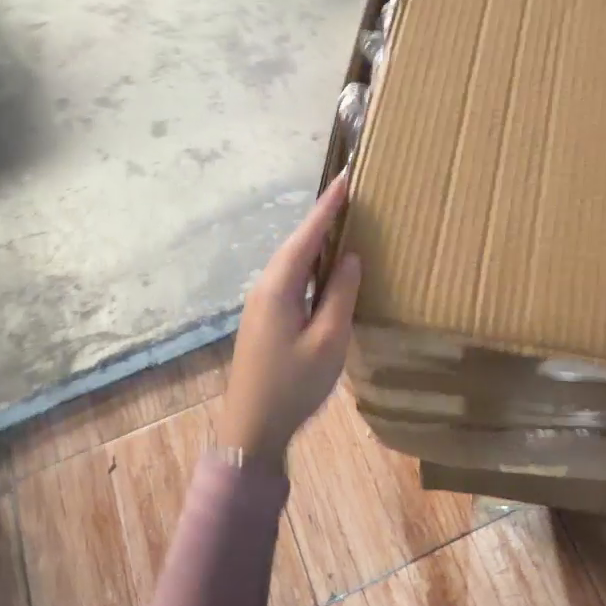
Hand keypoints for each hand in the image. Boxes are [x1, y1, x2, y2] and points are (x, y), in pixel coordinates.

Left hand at [218, 173, 361, 462]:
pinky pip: (292, 279)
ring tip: (346, 223)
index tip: (346, 176)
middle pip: (297, 243)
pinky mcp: (266, 320)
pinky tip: (328, 269)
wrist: (252, 429)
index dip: (328, 206)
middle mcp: (265, 287)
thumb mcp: (328, 340)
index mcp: (279, 287)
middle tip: (353, 195)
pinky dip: (312, 265)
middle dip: (324, 218)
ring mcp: (262, 304)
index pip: (307, 235)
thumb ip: (340, 294)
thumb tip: (350, 257)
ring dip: (318, 242)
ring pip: (294, 262)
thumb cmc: (293, 386)